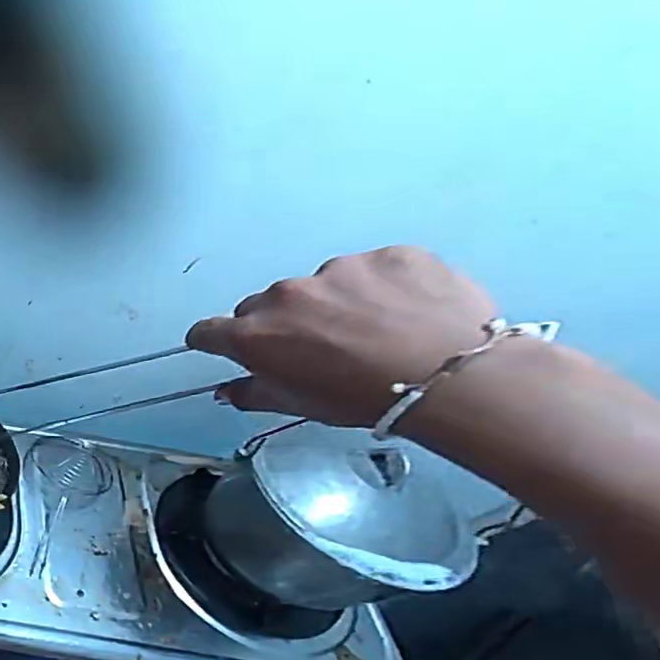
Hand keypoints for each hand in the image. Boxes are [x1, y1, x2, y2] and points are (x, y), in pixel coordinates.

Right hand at [186, 245, 499, 427]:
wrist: (453, 375)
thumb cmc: (363, 396)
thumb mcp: (296, 404)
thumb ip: (251, 393)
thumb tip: (229, 389)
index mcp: (252, 334)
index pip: (206, 330)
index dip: (213, 340)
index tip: (224, 345)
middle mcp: (284, 296)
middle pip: (263, 305)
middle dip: (279, 321)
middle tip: (314, 343)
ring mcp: (337, 271)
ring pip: (318, 284)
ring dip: (331, 301)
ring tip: (370, 326)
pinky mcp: (389, 256)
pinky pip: (373, 268)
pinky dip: (381, 285)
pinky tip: (403, 309)